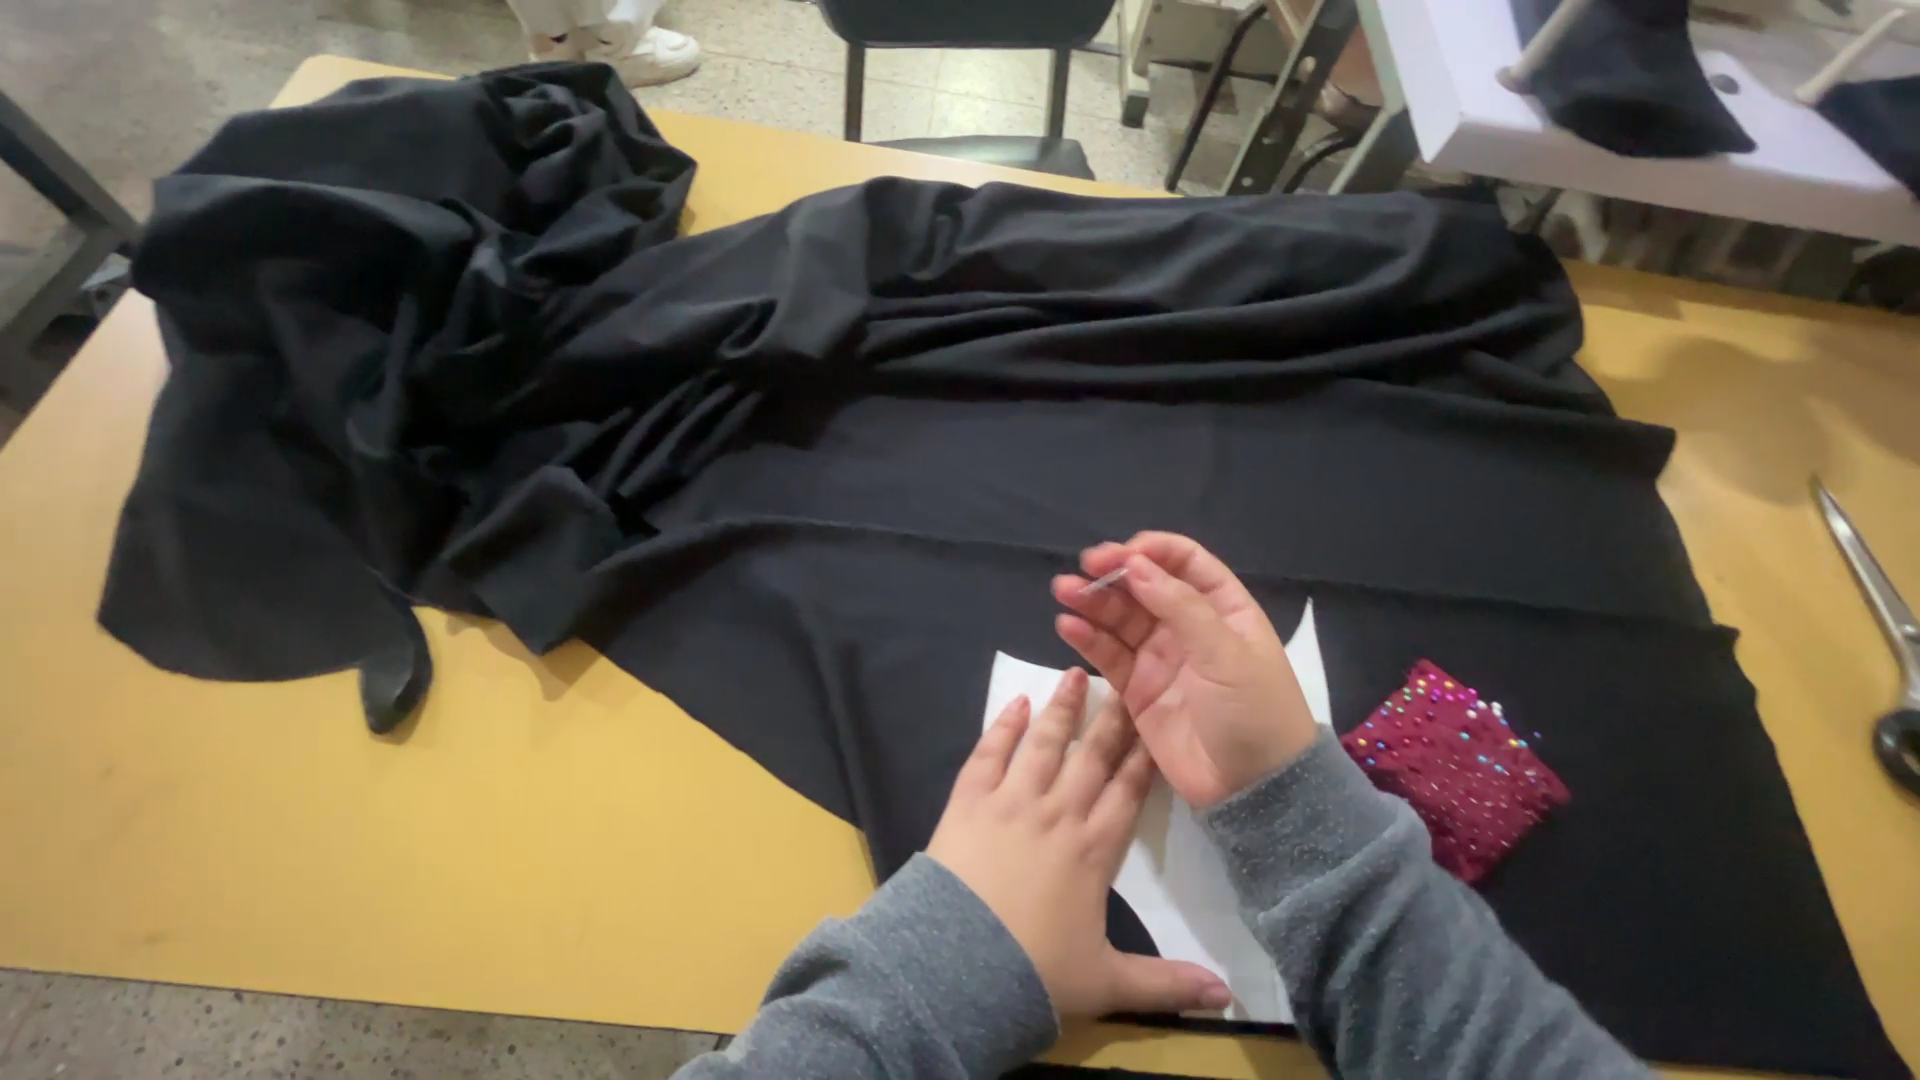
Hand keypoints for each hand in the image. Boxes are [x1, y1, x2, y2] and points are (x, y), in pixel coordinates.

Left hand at [926, 668, 1231, 1018]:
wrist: (959, 967)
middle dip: (1111, 719)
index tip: (1156, 720)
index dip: (1143, 755)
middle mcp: (1057, 815)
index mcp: (1094, 851)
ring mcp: (1011, 803)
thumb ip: (1167, 985)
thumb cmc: (1034, 972)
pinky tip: (1014, 703)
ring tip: (1074, 674)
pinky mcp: (969, 802)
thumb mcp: (1107, 985)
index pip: (1128, 791)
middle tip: (1125, 679)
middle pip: (1092, 758)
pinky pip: (989, 754)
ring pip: (1043, 745)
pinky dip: (1002, 727)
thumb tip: (1228, 998)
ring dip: (1061, 710)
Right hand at [1051, 532, 1318, 807]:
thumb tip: (1136, 565)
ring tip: (1064, 591)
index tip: (1122, 554)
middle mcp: (1188, 626)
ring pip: (1120, 619)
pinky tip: (1067, 626)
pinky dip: (1087, 638)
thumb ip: (1180, 606)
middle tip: (1083, 569)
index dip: (1153, 551)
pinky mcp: (1136, 689)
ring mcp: (1159, 657)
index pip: (1185, 564)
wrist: (1254, 788)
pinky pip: (1107, 655)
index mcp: (1222, 609)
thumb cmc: (1254, 711)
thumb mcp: (1226, 653)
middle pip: (1144, 587)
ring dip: (1092, 602)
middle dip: (1113, 574)